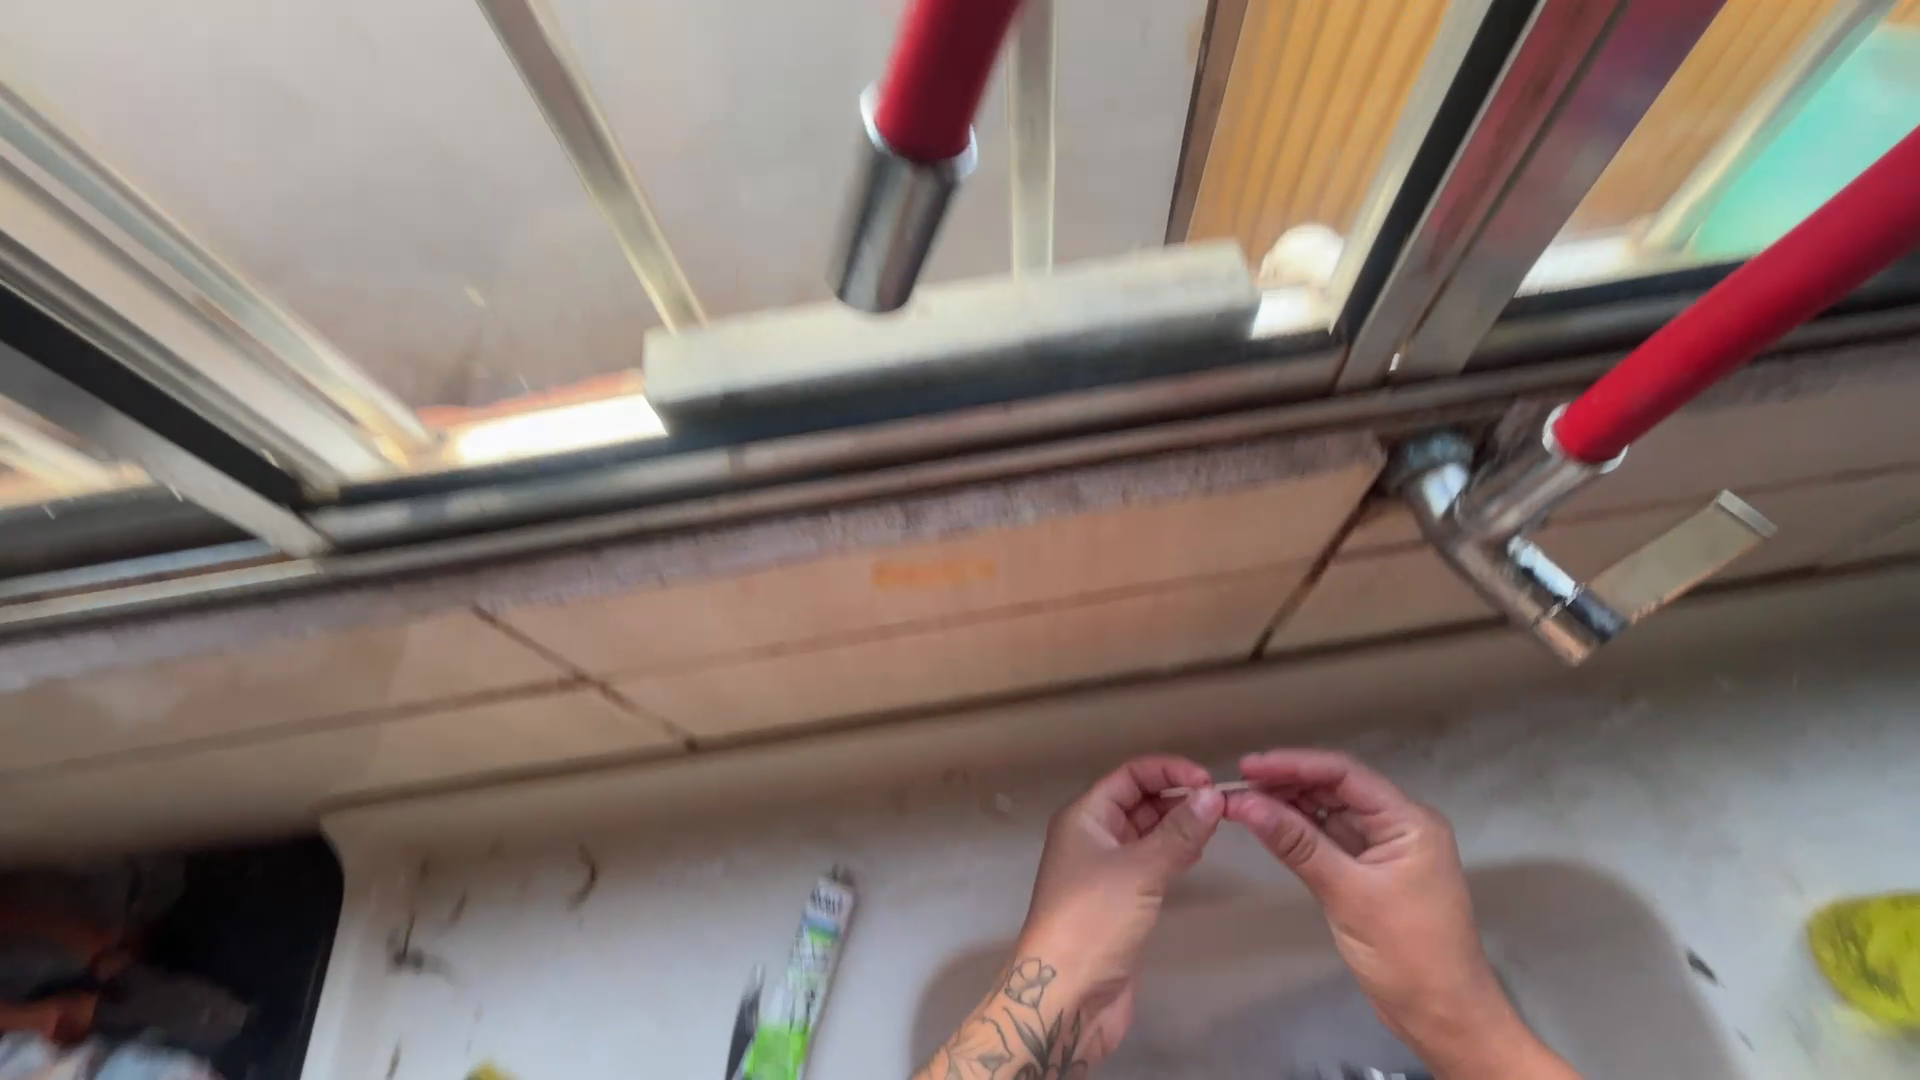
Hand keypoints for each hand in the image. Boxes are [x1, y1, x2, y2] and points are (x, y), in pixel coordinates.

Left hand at [1016, 755, 1224, 1062]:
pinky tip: (1197, 852)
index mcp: (1084, 816)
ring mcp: (1106, 868)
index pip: (1129, 776)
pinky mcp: (1120, 899)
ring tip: (1216, 823)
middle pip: (1138, 800)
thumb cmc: (1092, 920)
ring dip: (1178, 824)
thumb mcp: (1138, 870)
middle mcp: (1092, 835)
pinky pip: (1150, 861)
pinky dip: (1174, 852)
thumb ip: (1178, 833)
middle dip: (1176, 796)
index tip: (1208, 781)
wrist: (1067, 995)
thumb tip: (1212, 796)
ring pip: (1147, 831)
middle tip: (1220, 804)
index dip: (1167, 771)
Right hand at [1224, 750, 1572, 1078]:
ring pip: (1324, 810)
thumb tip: (1244, 803)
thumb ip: (1296, 843)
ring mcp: (1378, 846)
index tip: (1247, 767)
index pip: (1343, 774)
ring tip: (1239, 801)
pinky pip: (1322, 836)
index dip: (1293, 764)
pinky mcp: (1362, 869)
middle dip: (1283, 783)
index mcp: (1408, 820)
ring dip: (1283, 804)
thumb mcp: (1348, 894)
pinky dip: (1292, 829)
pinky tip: (1262, 824)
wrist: (1442, 1020)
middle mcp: (1394, 824)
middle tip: (1234, 785)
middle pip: (1332, 787)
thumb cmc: (1408, 953)